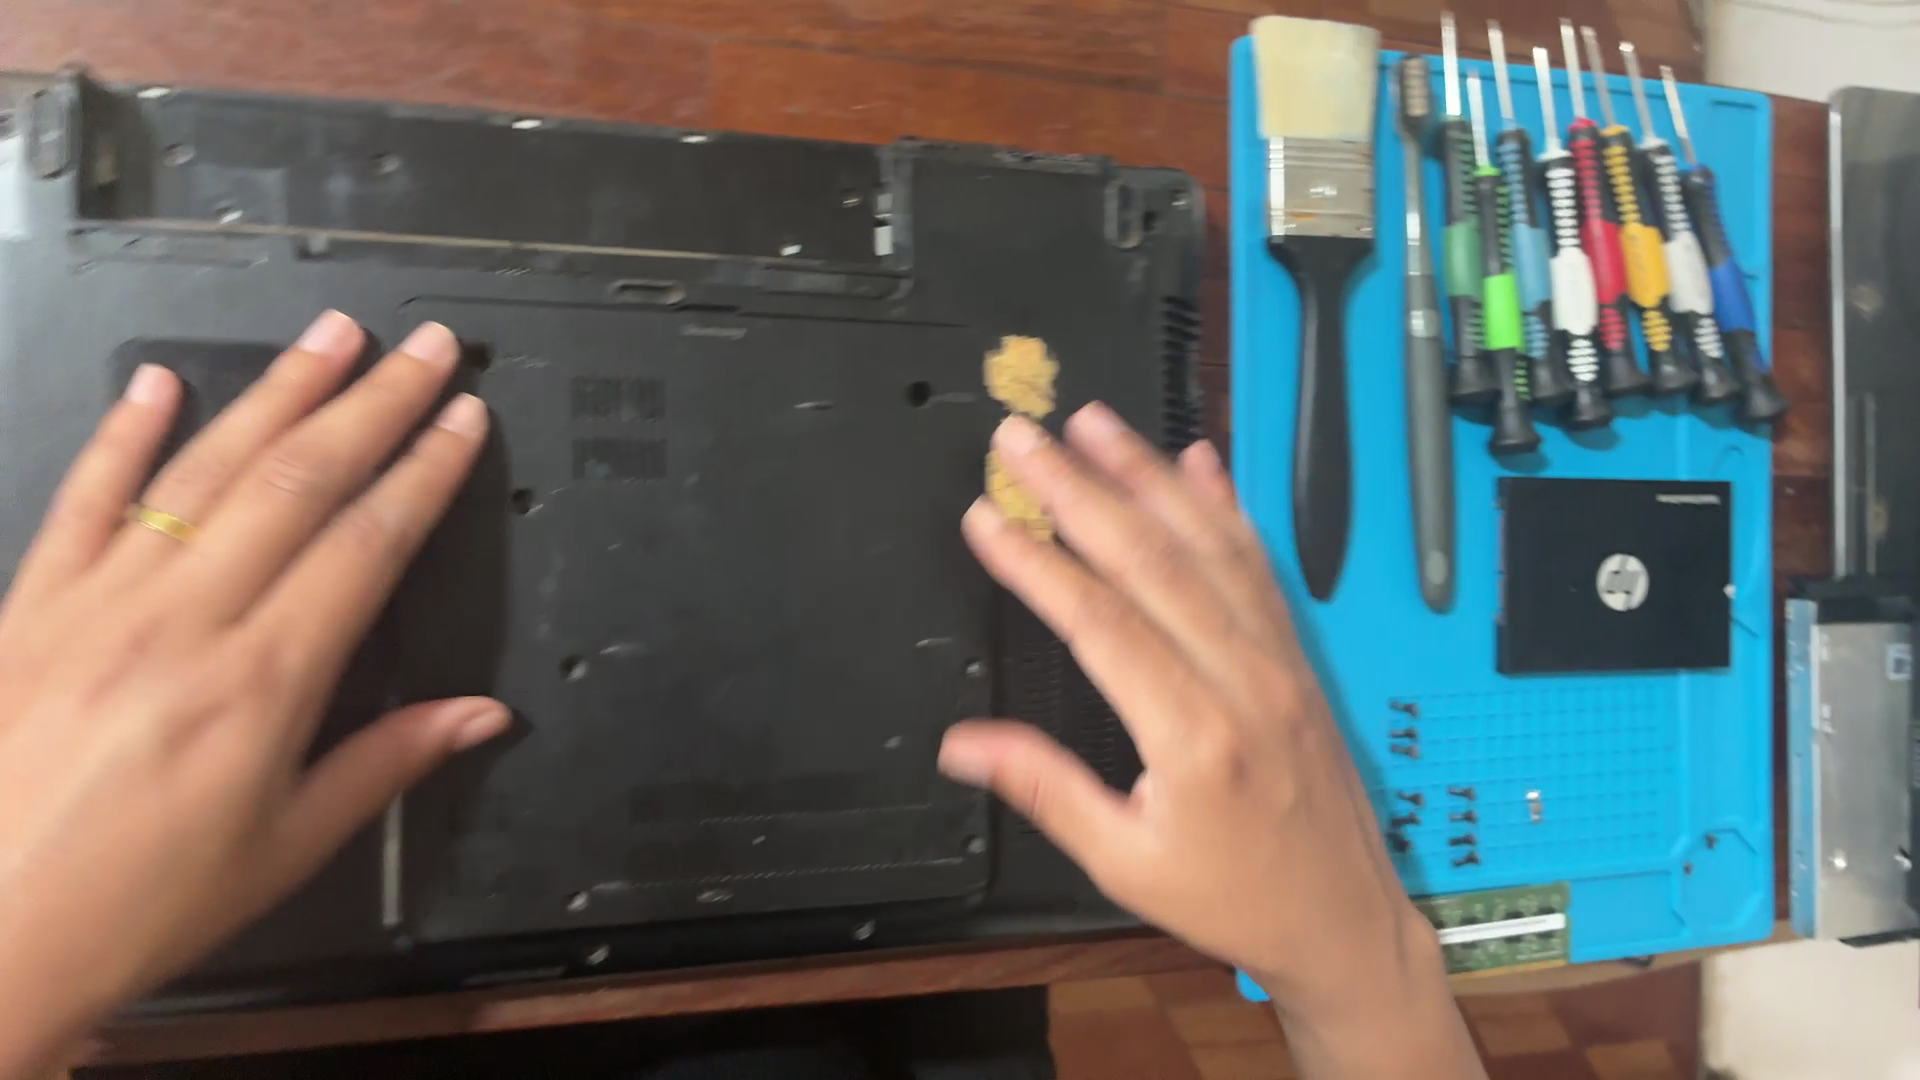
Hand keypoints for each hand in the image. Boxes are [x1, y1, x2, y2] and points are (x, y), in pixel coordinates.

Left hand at [0, 313, 506, 1076]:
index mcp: (261, 680)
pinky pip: (82, 505)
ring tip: (332, 337)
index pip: (367, 541)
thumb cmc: (134, 904)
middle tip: (424, 347)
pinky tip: (158, 385)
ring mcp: (90, 606)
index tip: (463, 417)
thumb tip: (487, 714)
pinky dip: (124, 438)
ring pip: (204, 471)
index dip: (424, 470)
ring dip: (278, 393)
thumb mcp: (291, 842)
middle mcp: (180, 622)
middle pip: (297, 481)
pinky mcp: (24, 611)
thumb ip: (393, 758)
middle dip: (373, 403)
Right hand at [938, 406, 1481, 1078]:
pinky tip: (1198, 459)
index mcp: (1191, 734)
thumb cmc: (1233, 897)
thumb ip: (1043, 788)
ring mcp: (1275, 654)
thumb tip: (961, 744)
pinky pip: (1257, 560)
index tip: (987, 516)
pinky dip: (1224, 502)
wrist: (1344, 921)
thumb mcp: (1123, 862)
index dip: (1035, 563)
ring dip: (1145, 474)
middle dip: (1077, 489)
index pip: (1098, 621)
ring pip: (1205, 542)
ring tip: (1094, 423)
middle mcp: (1240, 676)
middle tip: (1024, 438)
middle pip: (1149, 559)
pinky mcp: (1293, 649)